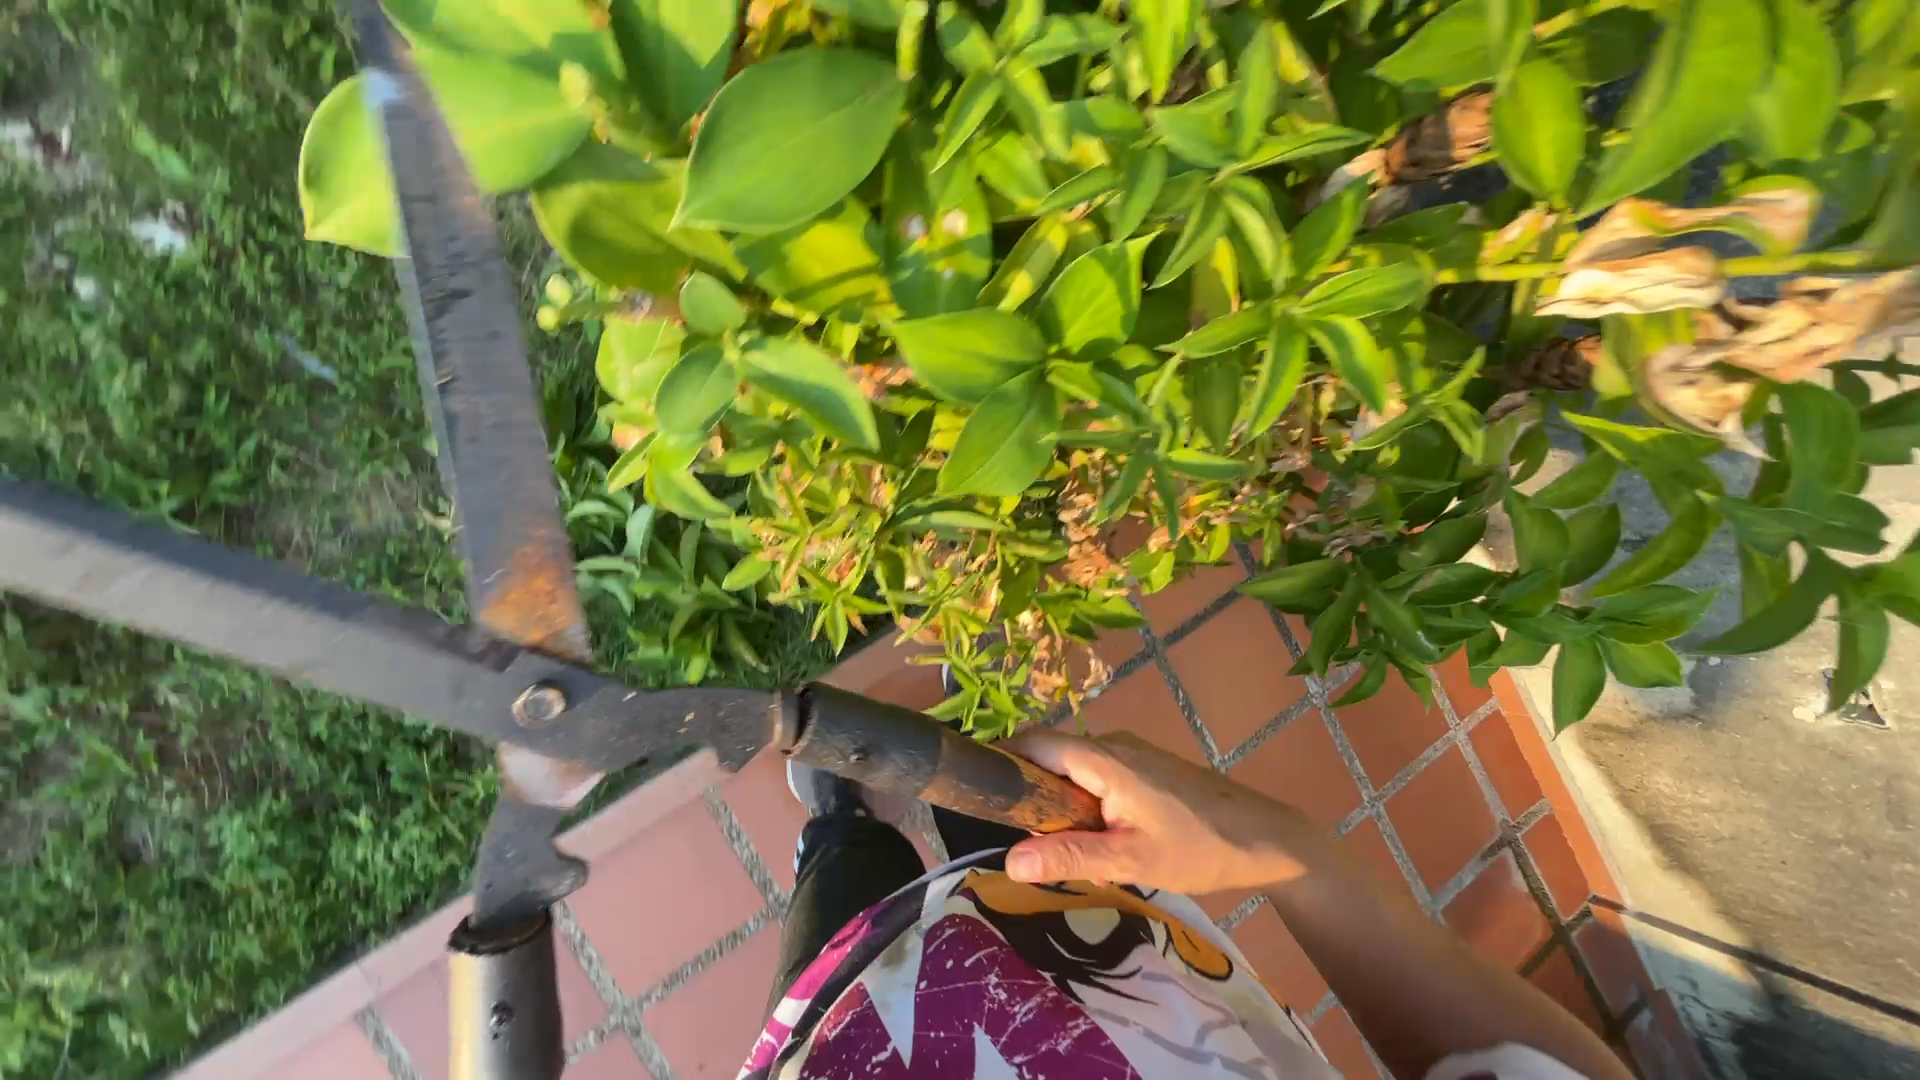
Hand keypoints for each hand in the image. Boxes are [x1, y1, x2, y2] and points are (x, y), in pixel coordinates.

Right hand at [1001, 730, 1322, 894]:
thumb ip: (1070, 857)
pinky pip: (1095, 772)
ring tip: (1053, 842)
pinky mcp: (1144, 765)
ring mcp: (1131, 752)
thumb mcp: (1131, 860)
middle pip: (1050, 753)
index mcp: (1103, 758)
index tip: (976, 790)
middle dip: (1028, 787)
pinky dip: (1081, 797)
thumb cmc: (1198, 847)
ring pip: (1073, 765)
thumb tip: (1008, 861)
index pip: (1034, 742)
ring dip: (1057, 796)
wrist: (1267, 838)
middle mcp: (1112, 744)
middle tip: (1016, 833)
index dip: (1001, 758)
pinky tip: (1093, 835)